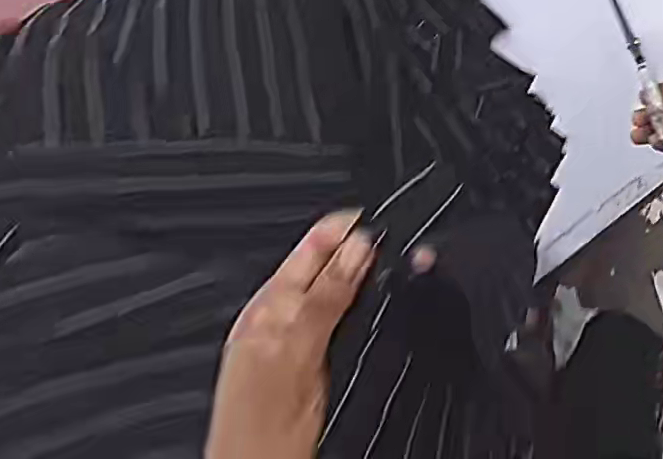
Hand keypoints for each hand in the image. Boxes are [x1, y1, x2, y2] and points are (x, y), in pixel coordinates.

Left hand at [205, 211, 374, 458]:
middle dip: (366, 248)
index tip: (388, 226)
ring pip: (342, 283)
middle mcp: (281, 313)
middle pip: (332, 258)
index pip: (317, 240)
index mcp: (269, 303)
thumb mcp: (298, 356)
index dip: (353, 226)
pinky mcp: (316, 356)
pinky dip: (366, 302)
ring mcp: (298, 335)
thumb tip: (359, 245)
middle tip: (402, 249)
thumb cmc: (260, 439)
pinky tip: (380, 304)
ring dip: (370, 273)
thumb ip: (326, 297)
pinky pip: (345, 312)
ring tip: (398, 271)